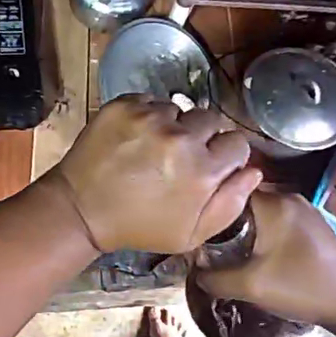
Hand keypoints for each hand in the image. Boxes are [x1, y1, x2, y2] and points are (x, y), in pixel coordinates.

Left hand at [47, 96, 259, 253]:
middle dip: (201, 137)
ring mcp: (150, 118)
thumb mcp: (191, 234)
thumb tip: (254, 171)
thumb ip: (230, 203)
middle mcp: (181, 138)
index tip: (209, 165)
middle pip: (211, 120)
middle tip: (179, 156)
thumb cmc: (140, 227)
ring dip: (172, 125)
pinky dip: (146, 116)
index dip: (226, 156)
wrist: (82, 210)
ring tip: (152, 148)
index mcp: (204, 171)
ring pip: (179, 110)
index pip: (237, 144)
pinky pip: (149, 102)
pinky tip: (135, 138)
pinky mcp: (123, 105)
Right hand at [194, 192, 335, 325]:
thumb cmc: (301, 287)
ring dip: (243, 229)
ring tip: (224, 250)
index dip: (207, 207)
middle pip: (243, 200)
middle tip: (205, 242)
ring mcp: (304, 210)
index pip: (228, 190)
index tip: (193, 226)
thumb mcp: (249, 286)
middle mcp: (289, 197)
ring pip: (259, 212)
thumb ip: (213, 278)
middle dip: (224, 220)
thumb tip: (193, 272)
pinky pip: (275, 221)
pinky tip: (253, 254)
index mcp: (274, 202)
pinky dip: (261, 233)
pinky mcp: (312, 225)